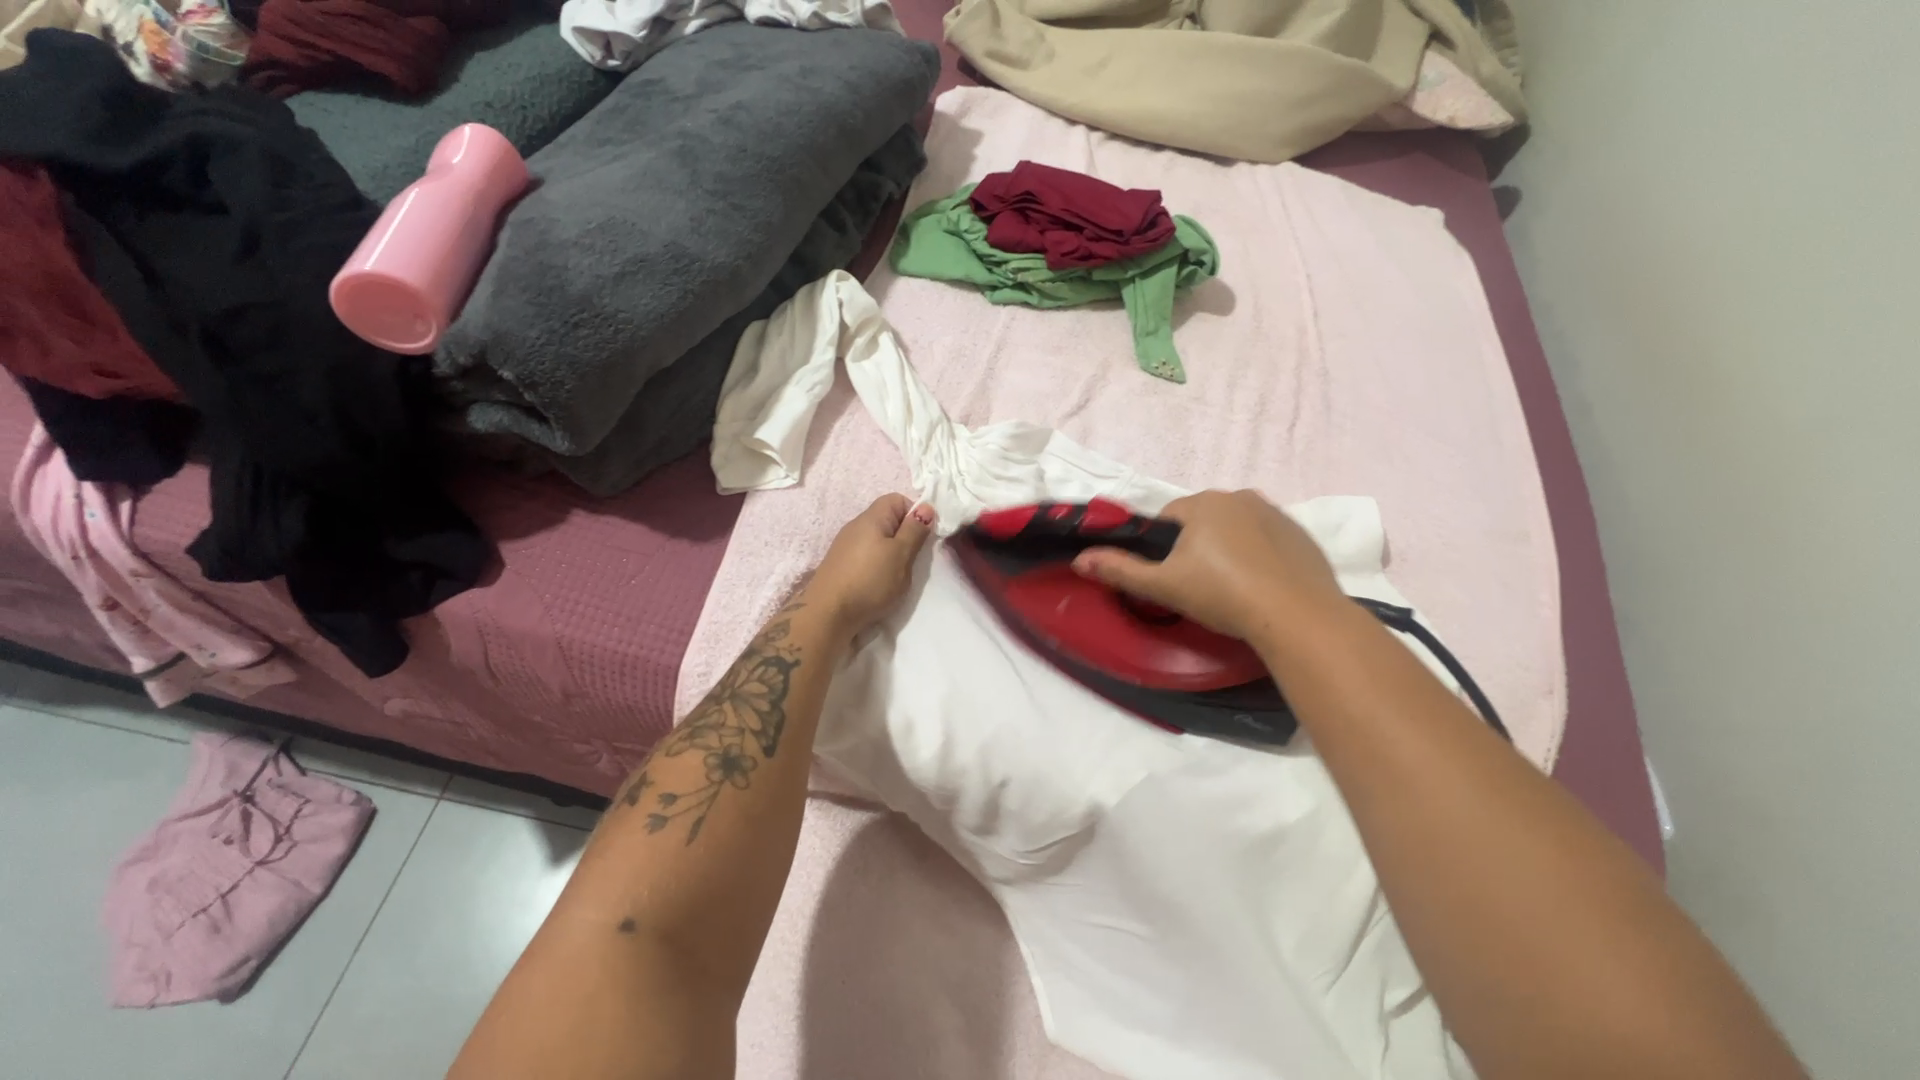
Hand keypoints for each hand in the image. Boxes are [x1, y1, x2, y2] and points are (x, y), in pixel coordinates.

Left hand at [805, 494, 936, 637]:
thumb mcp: (900, 555)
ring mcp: (845, 546)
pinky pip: (866, 556)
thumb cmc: (870, 581)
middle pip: (887, 520)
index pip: (897, 499)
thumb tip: (925, 507)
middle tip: (912, 559)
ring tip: (896, 575)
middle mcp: (856, 526)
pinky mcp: (841, 565)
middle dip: (905, 536)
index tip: (923, 536)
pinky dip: (877, 565)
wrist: (828, 614)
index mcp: (871, 518)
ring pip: (877, 540)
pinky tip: (878, 583)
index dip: (914, 513)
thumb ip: (914, 531)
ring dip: (891, 554)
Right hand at [1072, 489, 1348, 651]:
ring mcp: (1276, 512)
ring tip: (1233, 589)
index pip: (1168, 519)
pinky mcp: (1301, 534)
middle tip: (1200, 587)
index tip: (1173, 578)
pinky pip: (1268, 539)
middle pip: (1203, 520)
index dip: (1164, 549)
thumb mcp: (1164, 586)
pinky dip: (1260, 556)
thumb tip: (1080, 559)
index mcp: (1203, 503)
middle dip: (1197, 547)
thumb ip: (1120, 569)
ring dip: (1229, 549)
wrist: (1297, 616)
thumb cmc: (1223, 596)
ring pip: (1236, 528)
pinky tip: (1261, 586)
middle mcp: (1240, 496)